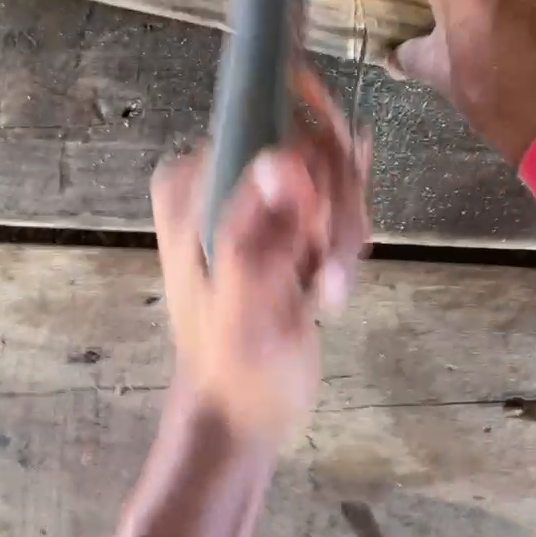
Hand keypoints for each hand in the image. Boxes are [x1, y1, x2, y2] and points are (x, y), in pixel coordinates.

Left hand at [151, 66, 369, 445]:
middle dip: (332, 212)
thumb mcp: (240, 312)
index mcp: (192, 186)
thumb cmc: (235, 373)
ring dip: (340, 233)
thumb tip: (284, 160)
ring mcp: (256, 195)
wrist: (244, 411)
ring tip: (323, 287)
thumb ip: (253, 237)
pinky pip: (338, 194)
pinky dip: (344, 239)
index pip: (272, 125)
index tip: (321, 226)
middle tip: (324, 268)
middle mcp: (221, 177)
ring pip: (334, 173)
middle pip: (313, 146)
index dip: (315, 169)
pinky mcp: (283, 216)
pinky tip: (327, 283)